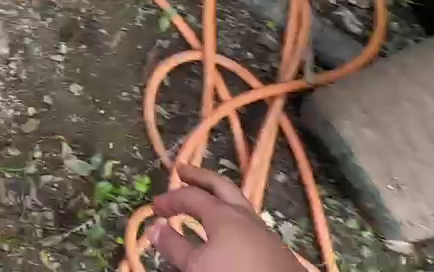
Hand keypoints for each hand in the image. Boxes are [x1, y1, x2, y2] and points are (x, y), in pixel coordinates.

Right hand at [145, 165, 304, 271]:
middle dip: (200, 176)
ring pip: (239, 204)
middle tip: (182, 171)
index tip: (155, 208)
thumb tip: (155, 228)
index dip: (171, 199)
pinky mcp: (278, 252)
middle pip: (221, 186)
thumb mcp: (197, 268)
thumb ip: (175, 246)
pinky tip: (231, 233)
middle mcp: (245, 216)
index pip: (191, 195)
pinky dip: (233, 217)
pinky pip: (250, 223)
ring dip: (219, 197)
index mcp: (223, 214)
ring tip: (206, 200)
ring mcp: (265, 233)